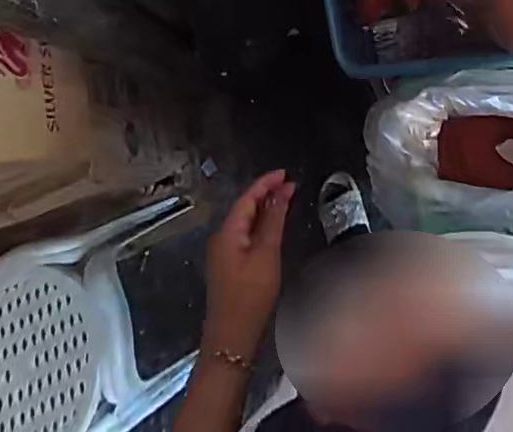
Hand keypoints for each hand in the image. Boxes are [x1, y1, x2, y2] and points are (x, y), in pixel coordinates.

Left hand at [203, 170, 295, 357]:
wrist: (232, 339)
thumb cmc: (250, 295)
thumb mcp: (266, 255)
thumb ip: (273, 222)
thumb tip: (280, 194)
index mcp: (227, 230)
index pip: (247, 197)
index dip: (266, 182)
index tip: (284, 173)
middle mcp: (222, 237)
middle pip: (245, 207)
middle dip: (267, 193)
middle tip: (290, 185)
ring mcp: (224, 252)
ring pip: (246, 221)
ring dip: (265, 209)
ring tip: (286, 200)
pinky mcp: (230, 266)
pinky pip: (246, 234)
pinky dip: (261, 225)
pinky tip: (273, 226)